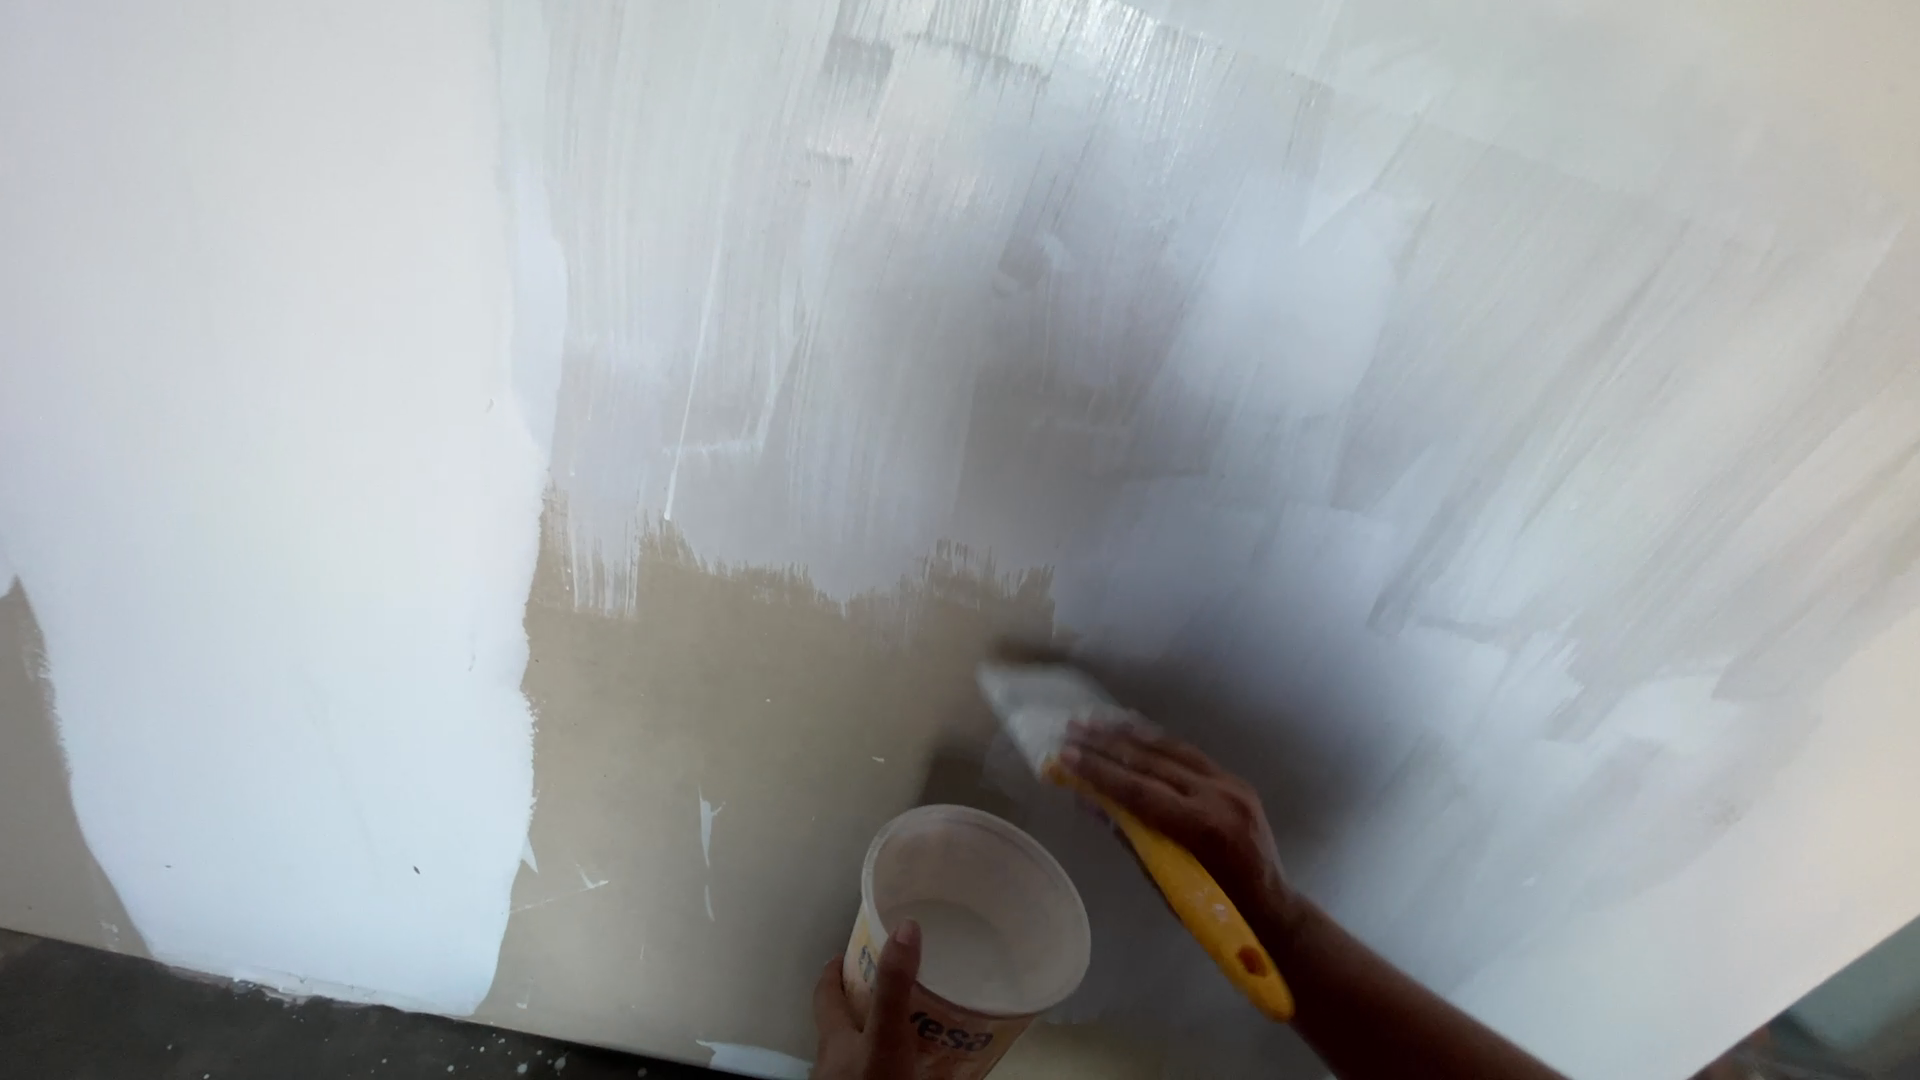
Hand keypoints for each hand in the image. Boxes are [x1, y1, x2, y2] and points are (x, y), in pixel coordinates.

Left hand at [812, 920, 922, 1079]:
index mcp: (832, 1037)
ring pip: (859, 1049)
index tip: (850, 949)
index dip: (835, 969)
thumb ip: (893, 987)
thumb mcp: (884, 1037)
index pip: (825, 993)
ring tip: (911, 1024)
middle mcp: (833, 1061)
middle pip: (842, 1020)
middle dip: (864, 998)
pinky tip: (913, 1066)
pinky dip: (891, 1063)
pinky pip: (876, 1072)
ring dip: (880, 1033)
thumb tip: (906, 925)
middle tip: (896, 981)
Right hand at [1062, 715, 1297, 925]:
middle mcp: (1219, 796)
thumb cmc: (1215, 911)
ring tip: (1093, 721)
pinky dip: (1154, 740)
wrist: (1273, 909)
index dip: (1100, 772)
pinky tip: (1130, 728)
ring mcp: (1230, 783)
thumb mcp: (1165, 881)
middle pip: (1151, 762)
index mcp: (1204, 828)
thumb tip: (1089, 801)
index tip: (1065, 756)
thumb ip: (1130, 835)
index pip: (1140, 791)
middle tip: (1071, 730)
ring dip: (1127, 733)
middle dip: (1107, 745)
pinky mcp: (1232, 779)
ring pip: (1170, 748)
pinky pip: (1187, 752)